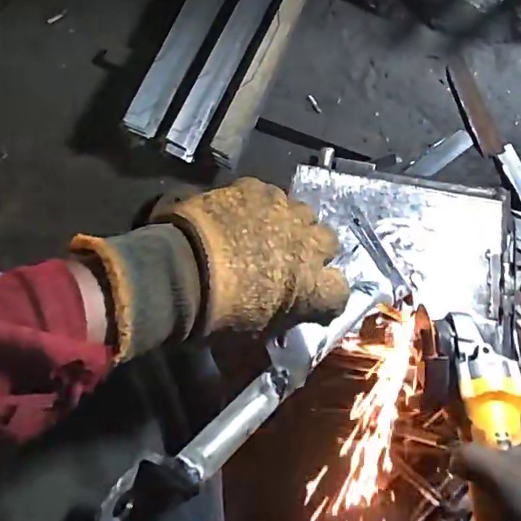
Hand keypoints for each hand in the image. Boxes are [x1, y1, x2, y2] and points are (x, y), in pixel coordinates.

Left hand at [72, 179, 350, 359]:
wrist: (180, 268)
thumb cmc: (216, 314)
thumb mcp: (253, 333)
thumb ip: (278, 319)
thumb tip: (277, 318)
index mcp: (312, 287)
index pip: (340, 291)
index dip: (326, 293)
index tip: (311, 296)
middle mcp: (308, 243)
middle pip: (327, 241)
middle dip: (312, 248)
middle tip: (288, 258)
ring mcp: (284, 210)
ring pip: (301, 211)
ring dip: (289, 223)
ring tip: (265, 232)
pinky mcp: (258, 188)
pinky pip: (268, 194)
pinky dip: (259, 204)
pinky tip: (239, 213)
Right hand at [459, 420, 520, 520]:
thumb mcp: (494, 469)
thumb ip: (469, 455)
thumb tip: (453, 456)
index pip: (510, 421)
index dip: (489, 430)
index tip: (471, 445)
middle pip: (513, 453)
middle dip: (493, 466)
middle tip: (475, 481)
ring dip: (503, 492)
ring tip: (488, 508)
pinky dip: (519, 512)